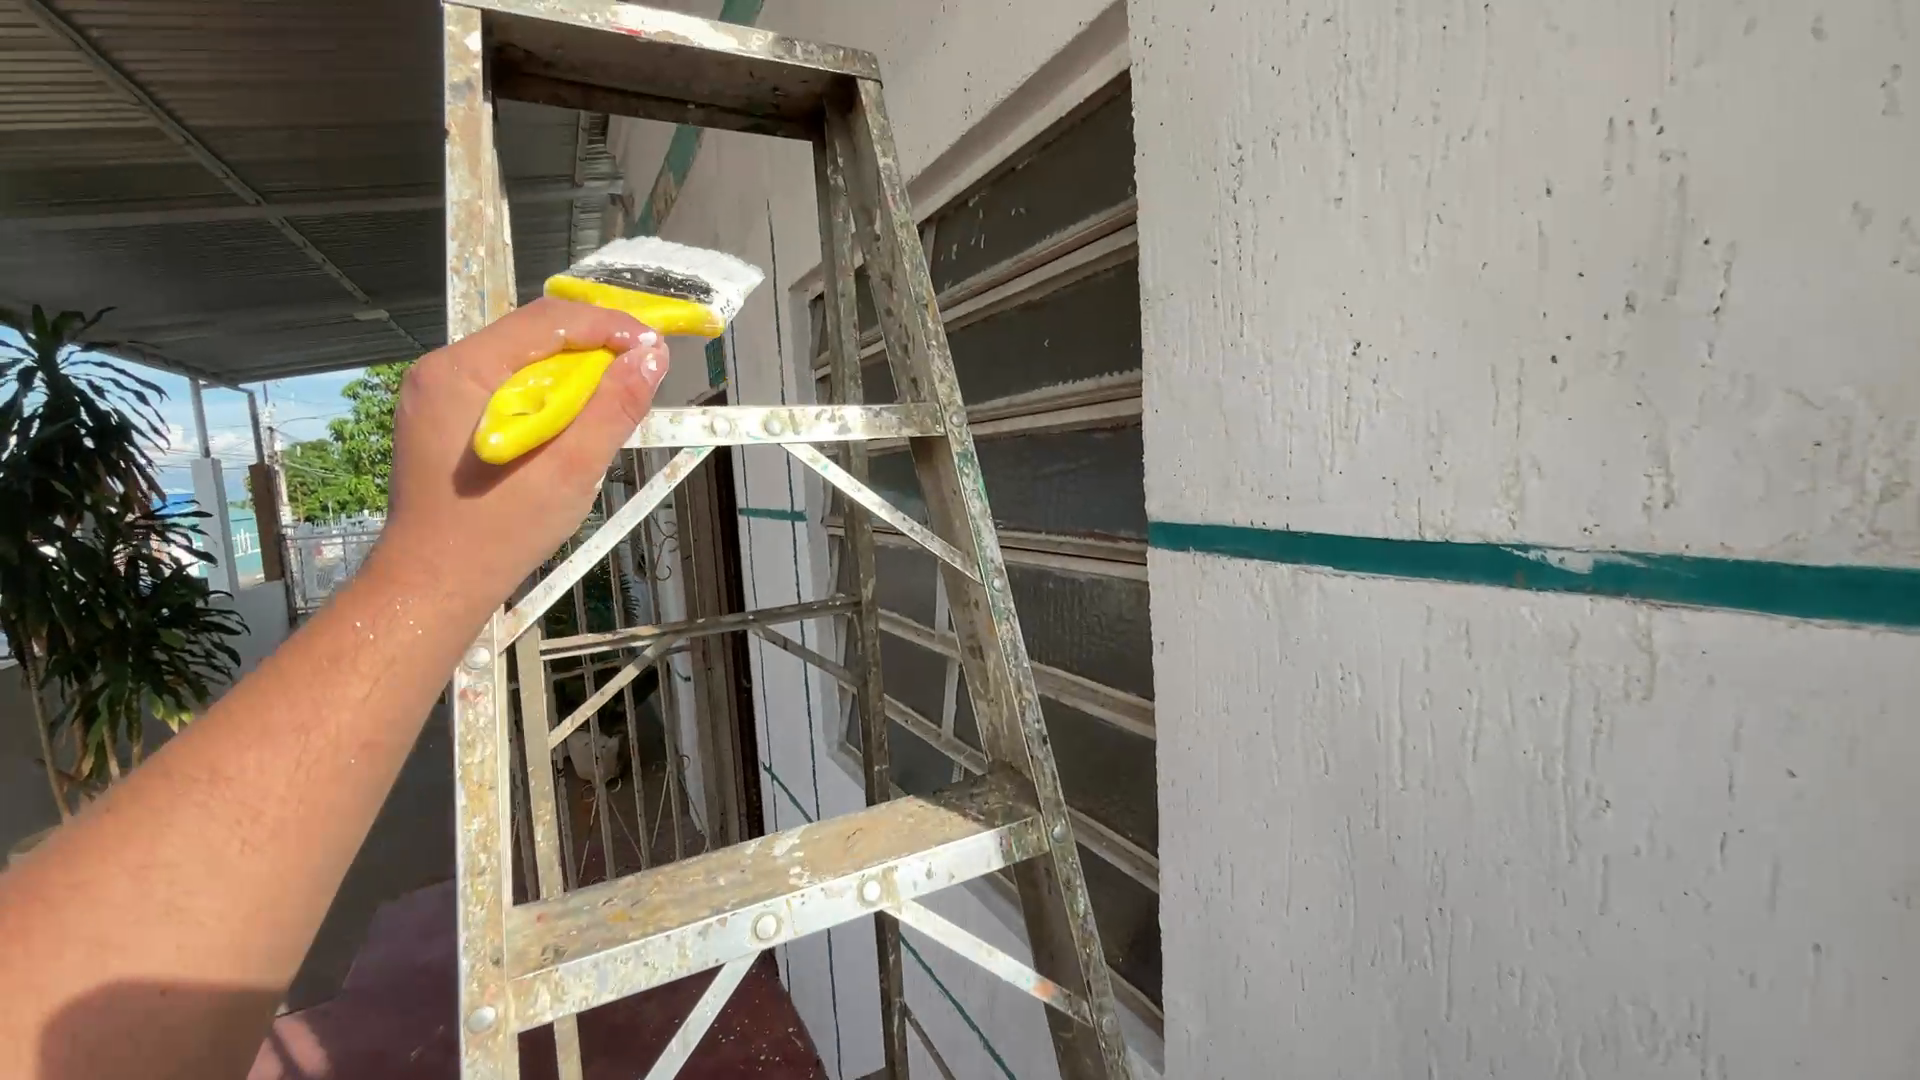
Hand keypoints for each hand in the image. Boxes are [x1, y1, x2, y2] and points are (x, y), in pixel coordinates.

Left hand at [372, 297, 669, 611]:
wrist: (435, 582)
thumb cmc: (500, 531)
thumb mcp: (571, 470)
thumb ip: (613, 408)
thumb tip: (652, 357)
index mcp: (462, 371)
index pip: (547, 321)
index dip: (609, 324)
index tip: (656, 345)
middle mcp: (443, 368)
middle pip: (533, 333)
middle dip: (596, 343)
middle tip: (646, 366)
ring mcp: (440, 392)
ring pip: (524, 358)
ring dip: (578, 368)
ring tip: (621, 390)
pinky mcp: (448, 416)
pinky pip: (510, 384)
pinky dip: (554, 391)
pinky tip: (579, 415)